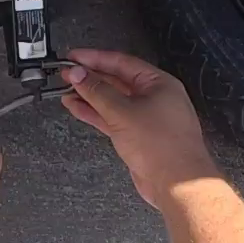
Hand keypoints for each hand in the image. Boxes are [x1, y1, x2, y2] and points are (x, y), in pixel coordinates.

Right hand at [60, 48, 218, 208]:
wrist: (176, 184)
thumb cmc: (165, 148)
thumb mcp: (123, 112)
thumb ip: (97, 91)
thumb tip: (80, 74)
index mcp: (159, 84)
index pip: (121, 62)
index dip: (94, 58)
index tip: (74, 57)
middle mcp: (154, 98)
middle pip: (115, 80)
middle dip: (90, 77)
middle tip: (68, 74)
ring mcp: (145, 117)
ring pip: (111, 100)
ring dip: (88, 95)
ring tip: (67, 89)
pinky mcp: (136, 135)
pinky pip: (110, 117)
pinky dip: (93, 112)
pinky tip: (77, 107)